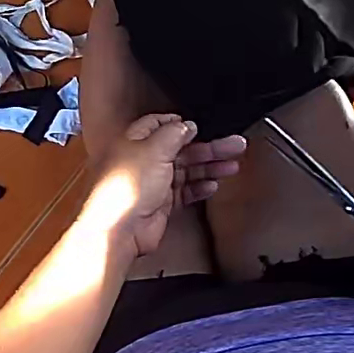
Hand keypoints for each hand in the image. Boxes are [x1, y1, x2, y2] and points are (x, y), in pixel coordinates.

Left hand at [85, 113, 246, 258]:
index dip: (181, 124)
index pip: (160, 125)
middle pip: (181, 149)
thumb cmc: (125, 188)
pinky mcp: (161, 204)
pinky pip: (185, 193)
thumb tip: (186, 125)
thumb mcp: (153, 149)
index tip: (200, 125)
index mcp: (135, 142)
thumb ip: (173, 133)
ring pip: (187, 172)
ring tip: (232, 166)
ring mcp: (153, 184)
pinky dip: (200, 188)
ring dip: (210, 168)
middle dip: (208, 148)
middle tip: (233, 146)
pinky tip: (213, 185)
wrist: (120, 228)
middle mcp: (143, 161)